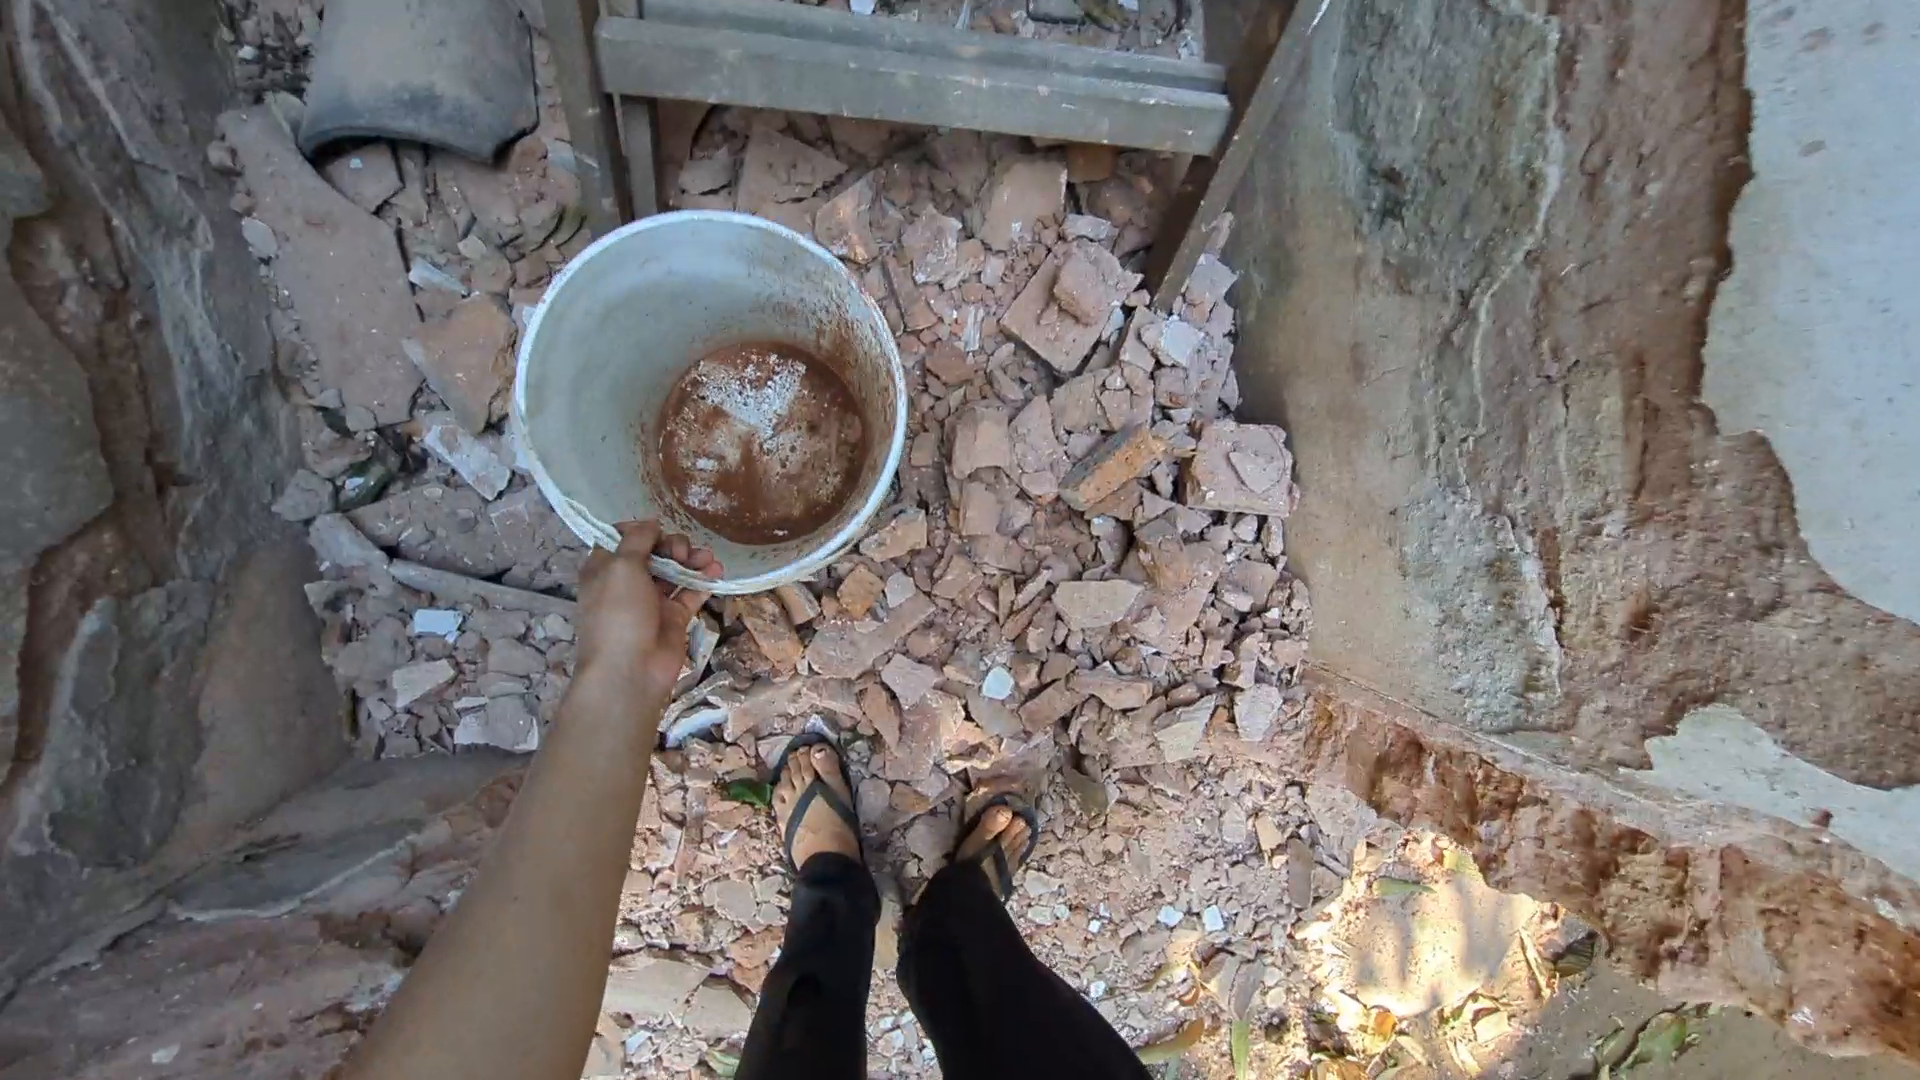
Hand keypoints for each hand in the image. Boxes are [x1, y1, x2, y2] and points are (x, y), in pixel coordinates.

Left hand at [574, 520, 719, 706]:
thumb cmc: (618, 613)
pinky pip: (692, 592)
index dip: (642, 530)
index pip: (622, 539)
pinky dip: (704, 580)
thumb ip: (637, 539)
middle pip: (655, 552)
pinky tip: (717, 571)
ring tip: (708, 559)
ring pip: (676, 571)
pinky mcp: (675, 616)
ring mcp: (653, 600)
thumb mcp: (621, 567)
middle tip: (682, 552)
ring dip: (693, 560)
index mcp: (605, 568)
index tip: (658, 528)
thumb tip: (651, 522)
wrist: (631, 669)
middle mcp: (628, 582)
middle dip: (673, 545)